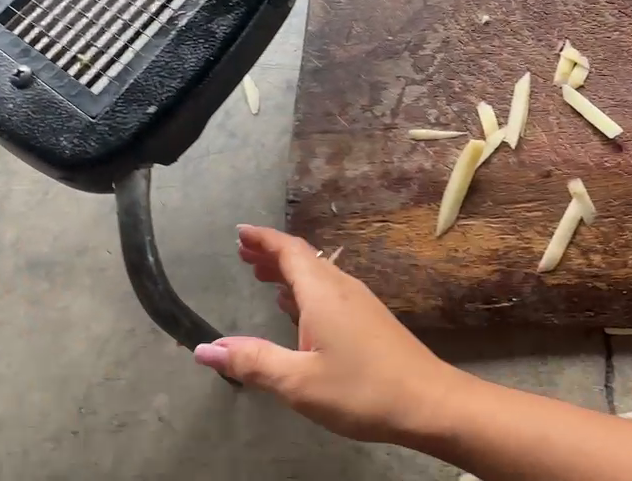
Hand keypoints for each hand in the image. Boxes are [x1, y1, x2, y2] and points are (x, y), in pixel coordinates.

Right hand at [194, 225, 470, 442]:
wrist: (426, 400)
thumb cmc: (360, 389)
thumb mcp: (298, 382)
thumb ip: (253, 362)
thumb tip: (205, 348)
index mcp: (323, 293)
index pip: (290, 251)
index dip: (263, 239)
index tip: (239, 232)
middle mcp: (341, 288)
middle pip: (303, 258)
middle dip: (271, 252)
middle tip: (242, 253)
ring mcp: (358, 302)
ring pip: (316, 274)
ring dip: (287, 270)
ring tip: (260, 274)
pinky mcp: (367, 318)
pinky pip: (327, 290)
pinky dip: (303, 289)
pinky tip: (294, 306)